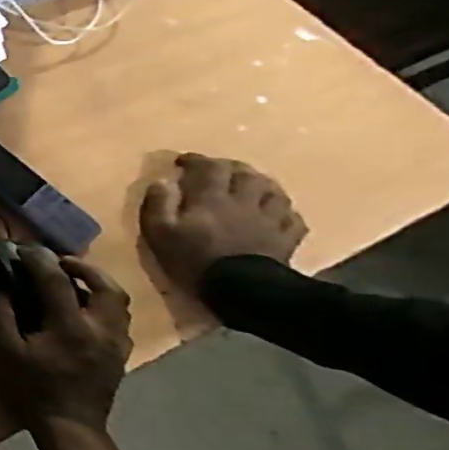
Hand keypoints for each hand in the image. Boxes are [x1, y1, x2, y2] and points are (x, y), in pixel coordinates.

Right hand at [0, 245, 132, 432]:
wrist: (70, 425)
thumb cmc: (32, 387)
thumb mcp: (5, 350)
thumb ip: (1, 313)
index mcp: (70, 326)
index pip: (56, 280)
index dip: (38, 259)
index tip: (22, 248)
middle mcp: (101, 328)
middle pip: (104, 285)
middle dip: (81, 267)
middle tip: (56, 262)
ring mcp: (116, 341)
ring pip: (117, 300)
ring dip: (95, 283)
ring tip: (71, 280)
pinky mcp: (120, 352)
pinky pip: (117, 317)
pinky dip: (101, 303)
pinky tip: (81, 309)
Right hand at [141, 154, 306, 290]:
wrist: (241, 288)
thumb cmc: (192, 258)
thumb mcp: (158, 232)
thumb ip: (157, 204)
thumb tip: (160, 181)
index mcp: (211, 198)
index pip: (208, 168)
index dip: (196, 160)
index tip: (183, 161)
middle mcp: (244, 201)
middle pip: (245, 174)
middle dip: (230, 168)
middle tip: (217, 170)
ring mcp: (270, 219)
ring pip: (272, 191)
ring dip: (260, 184)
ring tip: (250, 185)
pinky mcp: (286, 238)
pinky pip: (291, 218)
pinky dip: (282, 211)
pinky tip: (275, 214)